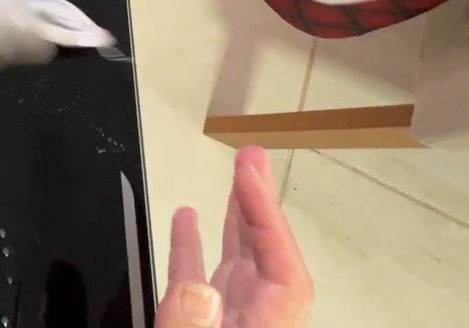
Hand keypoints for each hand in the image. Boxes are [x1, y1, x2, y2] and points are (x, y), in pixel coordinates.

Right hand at [159, 146, 312, 326]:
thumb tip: (202, 288)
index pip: (282, 270)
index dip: (269, 218)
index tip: (247, 172)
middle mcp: (251, 322)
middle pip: (266, 258)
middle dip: (261, 205)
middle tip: (253, 157)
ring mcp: (224, 323)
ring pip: (239, 264)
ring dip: (237, 217)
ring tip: (236, 175)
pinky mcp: (194, 324)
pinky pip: (197, 275)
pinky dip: (192, 243)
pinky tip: (186, 214)